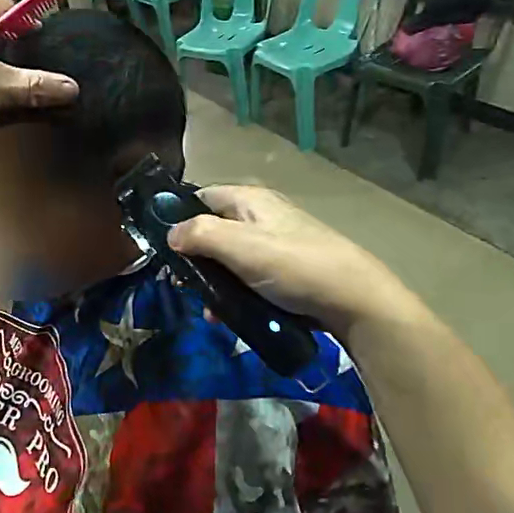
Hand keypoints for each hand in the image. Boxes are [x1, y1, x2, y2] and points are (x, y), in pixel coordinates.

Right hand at [165, 185, 420, 333]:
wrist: (353, 298)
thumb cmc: (293, 265)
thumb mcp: (241, 247)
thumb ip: (201, 234)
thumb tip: (170, 233)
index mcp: (250, 199)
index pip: (201, 196)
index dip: (178, 215)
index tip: (160, 247)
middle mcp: (261, 215)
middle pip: (213, 229)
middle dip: (195, 258)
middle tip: (183, 284)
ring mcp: (275, 244)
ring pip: (229, 259)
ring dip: (214, 282)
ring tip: (208, 309)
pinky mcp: (285, 271)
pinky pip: (249, 278)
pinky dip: (236, 294)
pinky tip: (230, 317)